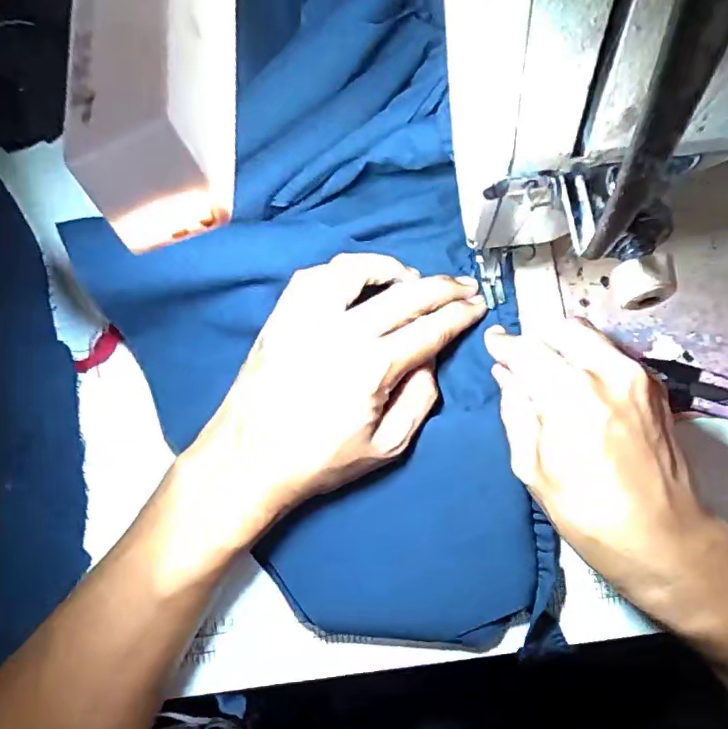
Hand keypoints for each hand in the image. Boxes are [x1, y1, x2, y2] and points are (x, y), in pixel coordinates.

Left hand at [172, 253, 486, 557]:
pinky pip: (316, 276)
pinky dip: (346, 270)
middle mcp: (341, 332)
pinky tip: (360, 281)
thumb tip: (430, 360)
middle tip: (463, 285)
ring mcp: (307, 318)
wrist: (250, 460)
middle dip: (443, 287)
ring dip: (393, 269)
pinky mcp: (282, 316)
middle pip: (405, 294)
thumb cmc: (321, 459)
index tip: (477, 305)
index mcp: (372, 367)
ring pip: (358, 270)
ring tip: (412, 278)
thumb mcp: (389, 446)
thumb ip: (420, 400)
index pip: (430, 328)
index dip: (460, 314)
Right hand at [486, 318, 727, 625]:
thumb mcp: (535, 471)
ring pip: (595, 337)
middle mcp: (609, 373)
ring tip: (557, 381)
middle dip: (541, 342)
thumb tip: (507, 377)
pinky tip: (588, 394)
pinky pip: (617, 356)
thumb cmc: (593, 516)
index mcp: (571, 394)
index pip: (528, 348)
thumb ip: (517, 413)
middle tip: (527, 368)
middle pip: (565, 328)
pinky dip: (596, 362)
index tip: (495, 346)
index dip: (505, 345)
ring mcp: (639, 377)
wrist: (662, 535)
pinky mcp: (657, 388)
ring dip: (569, 348)